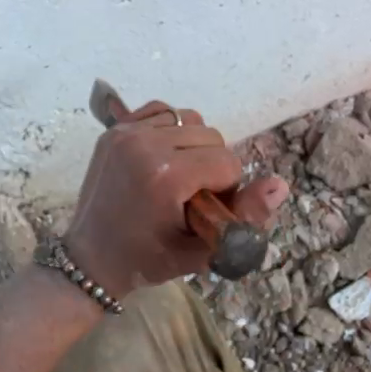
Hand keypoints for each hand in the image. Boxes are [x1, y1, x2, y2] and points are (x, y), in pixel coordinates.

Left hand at [63, 100, 288, 297]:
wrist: (90, 259)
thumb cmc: (147, 260)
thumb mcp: (201, 250)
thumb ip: (245, 217)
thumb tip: (280, 184)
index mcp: (166, 175)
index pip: (227, 163)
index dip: (227, 189)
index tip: (207, 210)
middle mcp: (145, 144)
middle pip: (211, 137)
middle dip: (212, 166)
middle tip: (193, 196)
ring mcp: (126, 133)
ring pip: (189, 120)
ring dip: (194, 146)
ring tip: (179, 176)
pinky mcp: (114, 130)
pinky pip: (161, 111)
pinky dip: (171, 129)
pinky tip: (164, 157)